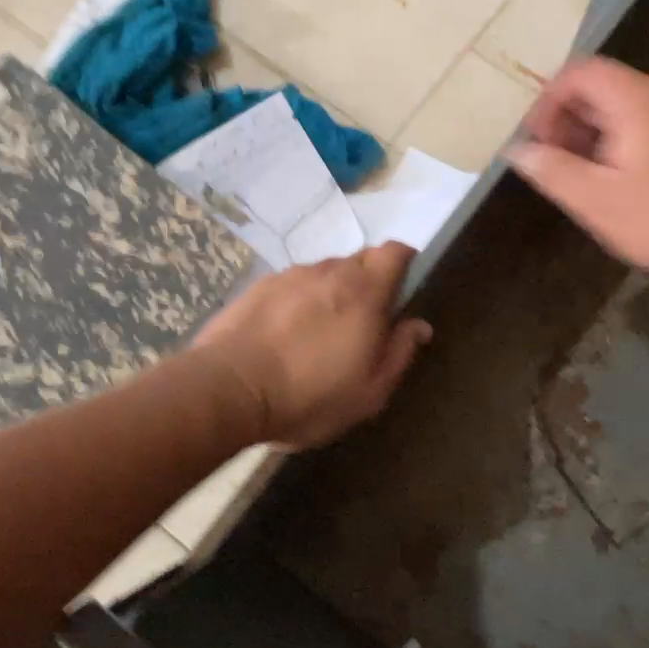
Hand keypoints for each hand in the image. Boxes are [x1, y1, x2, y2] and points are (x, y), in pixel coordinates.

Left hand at [192, 242, 432, 448]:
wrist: (229, 388)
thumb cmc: (310, 395)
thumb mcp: (370, 392)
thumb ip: (400, 353)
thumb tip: (419, 325)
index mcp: (365, 293)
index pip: (394, 252)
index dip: (404, 260)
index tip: (403, 284)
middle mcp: (330, 272)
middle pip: (359, 258)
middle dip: (369, 279)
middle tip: (364, 318)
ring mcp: (290, 276)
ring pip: (324, 272)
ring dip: (331, 290)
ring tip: (320, 328)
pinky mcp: (258, 286)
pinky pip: (292, 284)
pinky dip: (299, 299)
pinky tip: (286, 331)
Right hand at [507, 56, 648, 309]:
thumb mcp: (596, 202)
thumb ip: (551, 170)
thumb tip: (516, 150)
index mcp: (641, 98)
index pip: (579, 72)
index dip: (547, 102)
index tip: (538, 144)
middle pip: (604, 85)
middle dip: (571, 121)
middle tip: (557, 165)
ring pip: (628, 104)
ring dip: (597, 133)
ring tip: (588, 179)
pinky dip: (627, 139)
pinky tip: (625, 181)